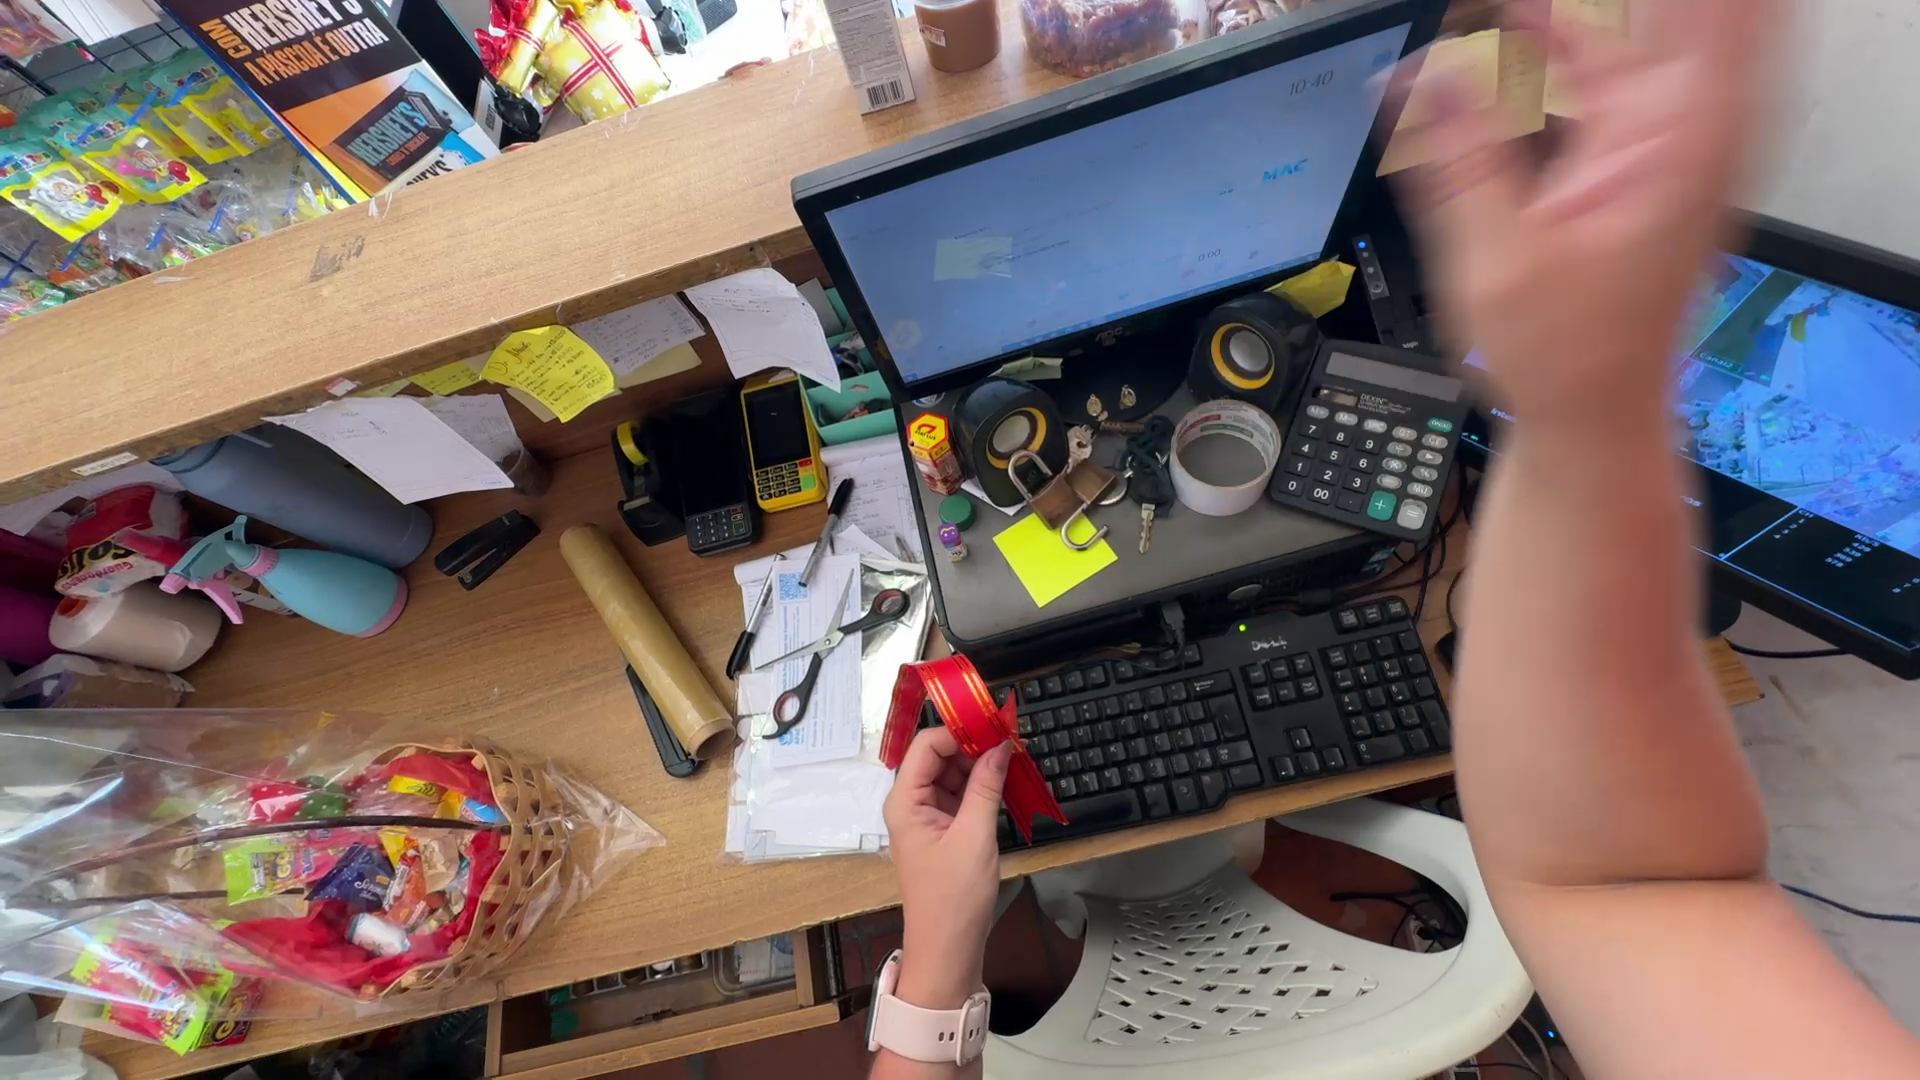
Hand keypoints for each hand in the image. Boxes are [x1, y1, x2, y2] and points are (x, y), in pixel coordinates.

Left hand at [882, 727, 1012, 1007]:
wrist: (948, 952)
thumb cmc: (954, 898)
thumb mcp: (975, 836)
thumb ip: (987, 786)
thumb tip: (1001, 744)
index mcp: (905, 799)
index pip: (927, 744)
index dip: (959, 729)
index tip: (994, 724)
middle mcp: (911, 801)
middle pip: (940, 755)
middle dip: (974, 744)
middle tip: (1011, 738)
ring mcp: (927, 814)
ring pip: (953, 772)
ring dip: (981, 763)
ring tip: (1013, 756)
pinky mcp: (944, 827)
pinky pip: (961, 792)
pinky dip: (981, 784)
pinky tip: (1005, 780)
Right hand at [1398, 0, 1783, 428]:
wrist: (1584, 408)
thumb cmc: (1566, 352)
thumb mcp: (1497, 254)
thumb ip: (1456, 158)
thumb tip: (1412, 80)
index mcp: (1682, 126)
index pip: (1664, 6)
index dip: (1565, 5)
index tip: (1494, 9)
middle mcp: (1682, 120)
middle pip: (1625, 16)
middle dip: (1540, 16)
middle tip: (1463, 20)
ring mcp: (1651, 142)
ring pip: (1596, 48)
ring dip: (1530, 38)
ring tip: (1456, 38)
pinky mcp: (1618, 167)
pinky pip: (1577, 95)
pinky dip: (1526, 82)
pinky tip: (1475, 79)